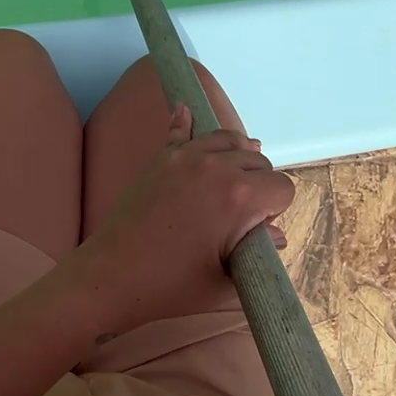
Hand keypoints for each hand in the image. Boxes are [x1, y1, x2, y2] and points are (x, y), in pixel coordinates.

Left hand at [70, 105, 294, 331]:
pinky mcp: (162, 159)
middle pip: (258, 161)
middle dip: (259, 184)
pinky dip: (186, 122)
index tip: (256, 229)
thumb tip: (275, 235)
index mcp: (240, 197)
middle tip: (241, 217)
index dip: (275, 209)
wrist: (114, 275)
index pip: (281, 186)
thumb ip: (259, 253)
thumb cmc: (173, 285)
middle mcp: (216, 167)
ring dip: (236, 156)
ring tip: (232, 179)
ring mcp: (186, 157)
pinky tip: (186, 110)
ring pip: (228, 139)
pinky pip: (179, 129)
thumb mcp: (226, 281)